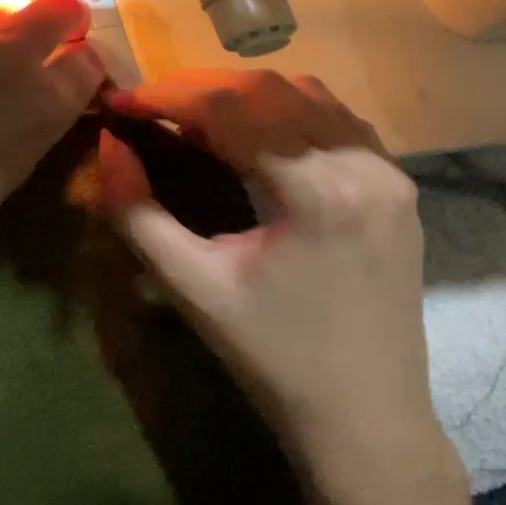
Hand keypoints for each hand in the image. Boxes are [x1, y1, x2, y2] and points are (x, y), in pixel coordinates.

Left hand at [0, 0, 105, 271]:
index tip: (72, 67)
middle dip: (60, 22)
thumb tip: (60, 79)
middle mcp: (10, 53)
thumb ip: (48, 109)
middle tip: (43, 43)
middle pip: (58, 6)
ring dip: (7, 26)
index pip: (90, 57)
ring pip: (3, 5)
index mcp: (47, 100)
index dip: (82, 62)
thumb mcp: (23, 159)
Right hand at [96, 71, 469, 504]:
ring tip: (189, 116)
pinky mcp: (397, 184)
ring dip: (237, 92)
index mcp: (318, 193)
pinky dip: (281, 107)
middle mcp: (364, 167)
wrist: (366, 418)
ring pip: (303, 92)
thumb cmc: (270, 353)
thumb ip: (135, 209)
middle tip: (145, 106)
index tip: (117, 102)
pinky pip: (333, 117)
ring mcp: (390, 173)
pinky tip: (248, 132)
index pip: (229, 107)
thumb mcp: (187, 284)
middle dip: (195, 87)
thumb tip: (109, 143)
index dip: (164, 96)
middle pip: (266, 89)